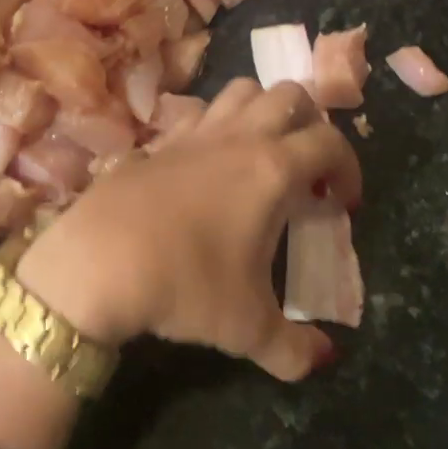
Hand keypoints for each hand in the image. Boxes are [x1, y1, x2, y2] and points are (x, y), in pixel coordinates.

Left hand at [13, 79, 359, 380]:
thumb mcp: (247, 328)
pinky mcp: (160, 139)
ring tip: (262, 156)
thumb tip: (322, 358)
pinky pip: (199, 112)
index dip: (348, 167)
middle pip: (290, 95)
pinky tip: (209, 164)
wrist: (99, 260)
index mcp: (273, 169)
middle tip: (306, 170)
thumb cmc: (186, 285)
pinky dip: (216, 125)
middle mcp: (239, 137)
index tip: (342, 204)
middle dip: (310, 123)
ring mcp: (196, 132)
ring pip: (243, 90)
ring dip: (263, 111)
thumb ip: (294, 347)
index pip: (329, 141)